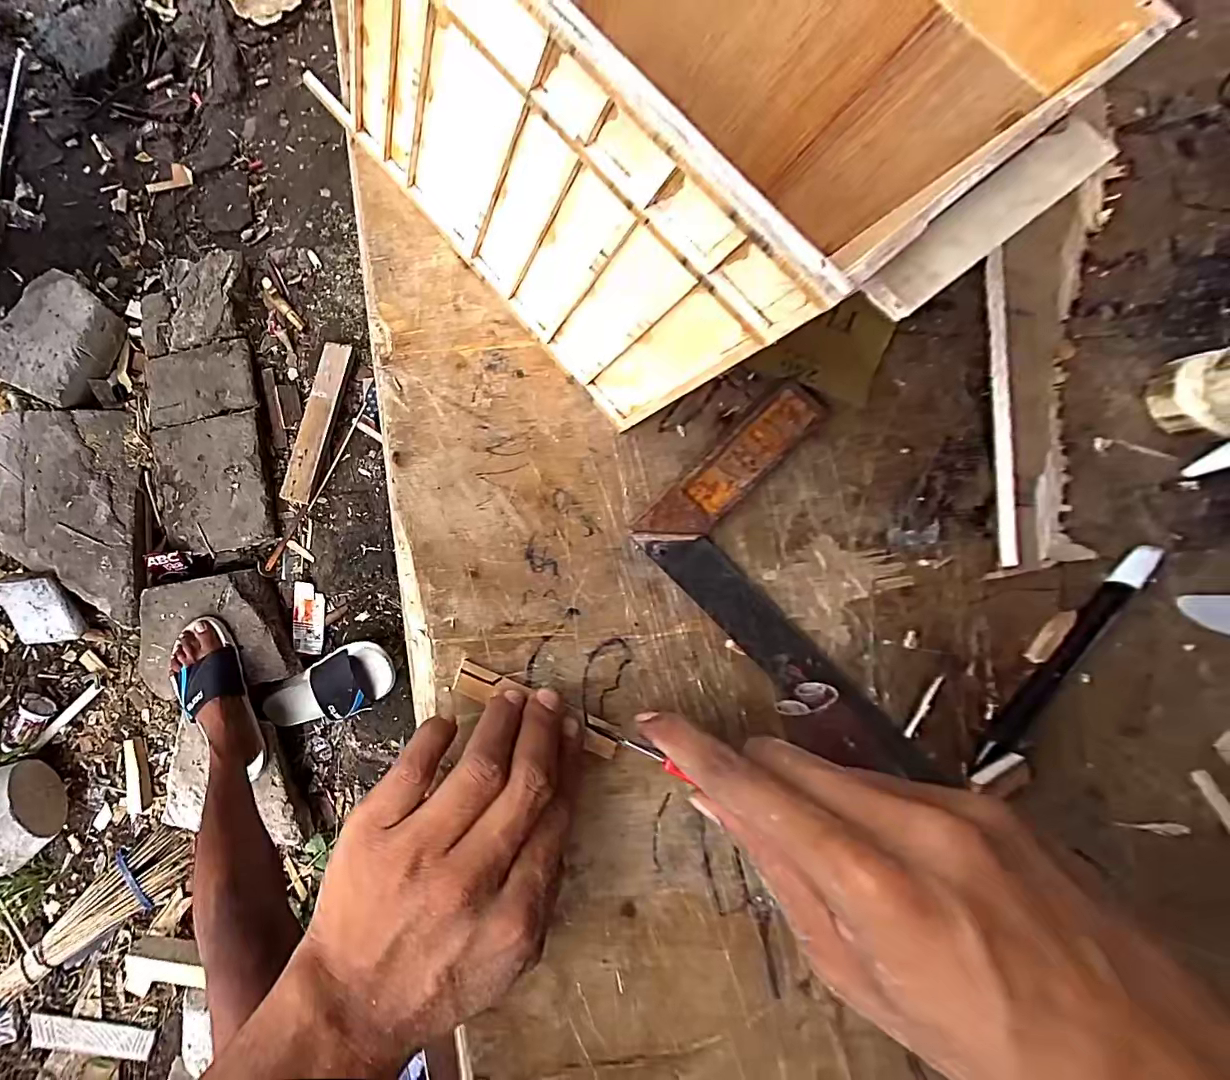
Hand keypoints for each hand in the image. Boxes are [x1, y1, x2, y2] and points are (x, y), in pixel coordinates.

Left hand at [205, 687, 586, 1077]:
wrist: (354, 994)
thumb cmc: (435, 979)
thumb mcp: (506, 959)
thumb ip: (536, 892)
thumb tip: (553, 816)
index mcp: (515, 916)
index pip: (552, 821)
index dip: (568, 768)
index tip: (573, 736)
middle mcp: (470, 877)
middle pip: (520, 786)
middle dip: (541, 735)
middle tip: (548, 701)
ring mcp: (416, 848)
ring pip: (473, 770)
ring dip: (498, 725)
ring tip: (510, 698)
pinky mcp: (371, 828)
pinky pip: (410, 769)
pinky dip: (432, 739)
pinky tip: (447, 721)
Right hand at [641, 712, 1229, 1079]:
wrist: (1163, 1068)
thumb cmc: (985, 1044)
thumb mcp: (856, 976)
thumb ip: (780, 877)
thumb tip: (715, 805)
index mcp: (877, 885)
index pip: (753, 789)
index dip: (692, 750)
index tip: (654, 721)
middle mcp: (920, 828)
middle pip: (784, 759)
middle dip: (747, 772)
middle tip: (738, 808)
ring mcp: (965, 810)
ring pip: (832, 769)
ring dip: (805, 794)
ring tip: (836, 858)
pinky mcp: (995, 805)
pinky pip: (886, 783)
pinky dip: (858, 804)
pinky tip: (893, 858)